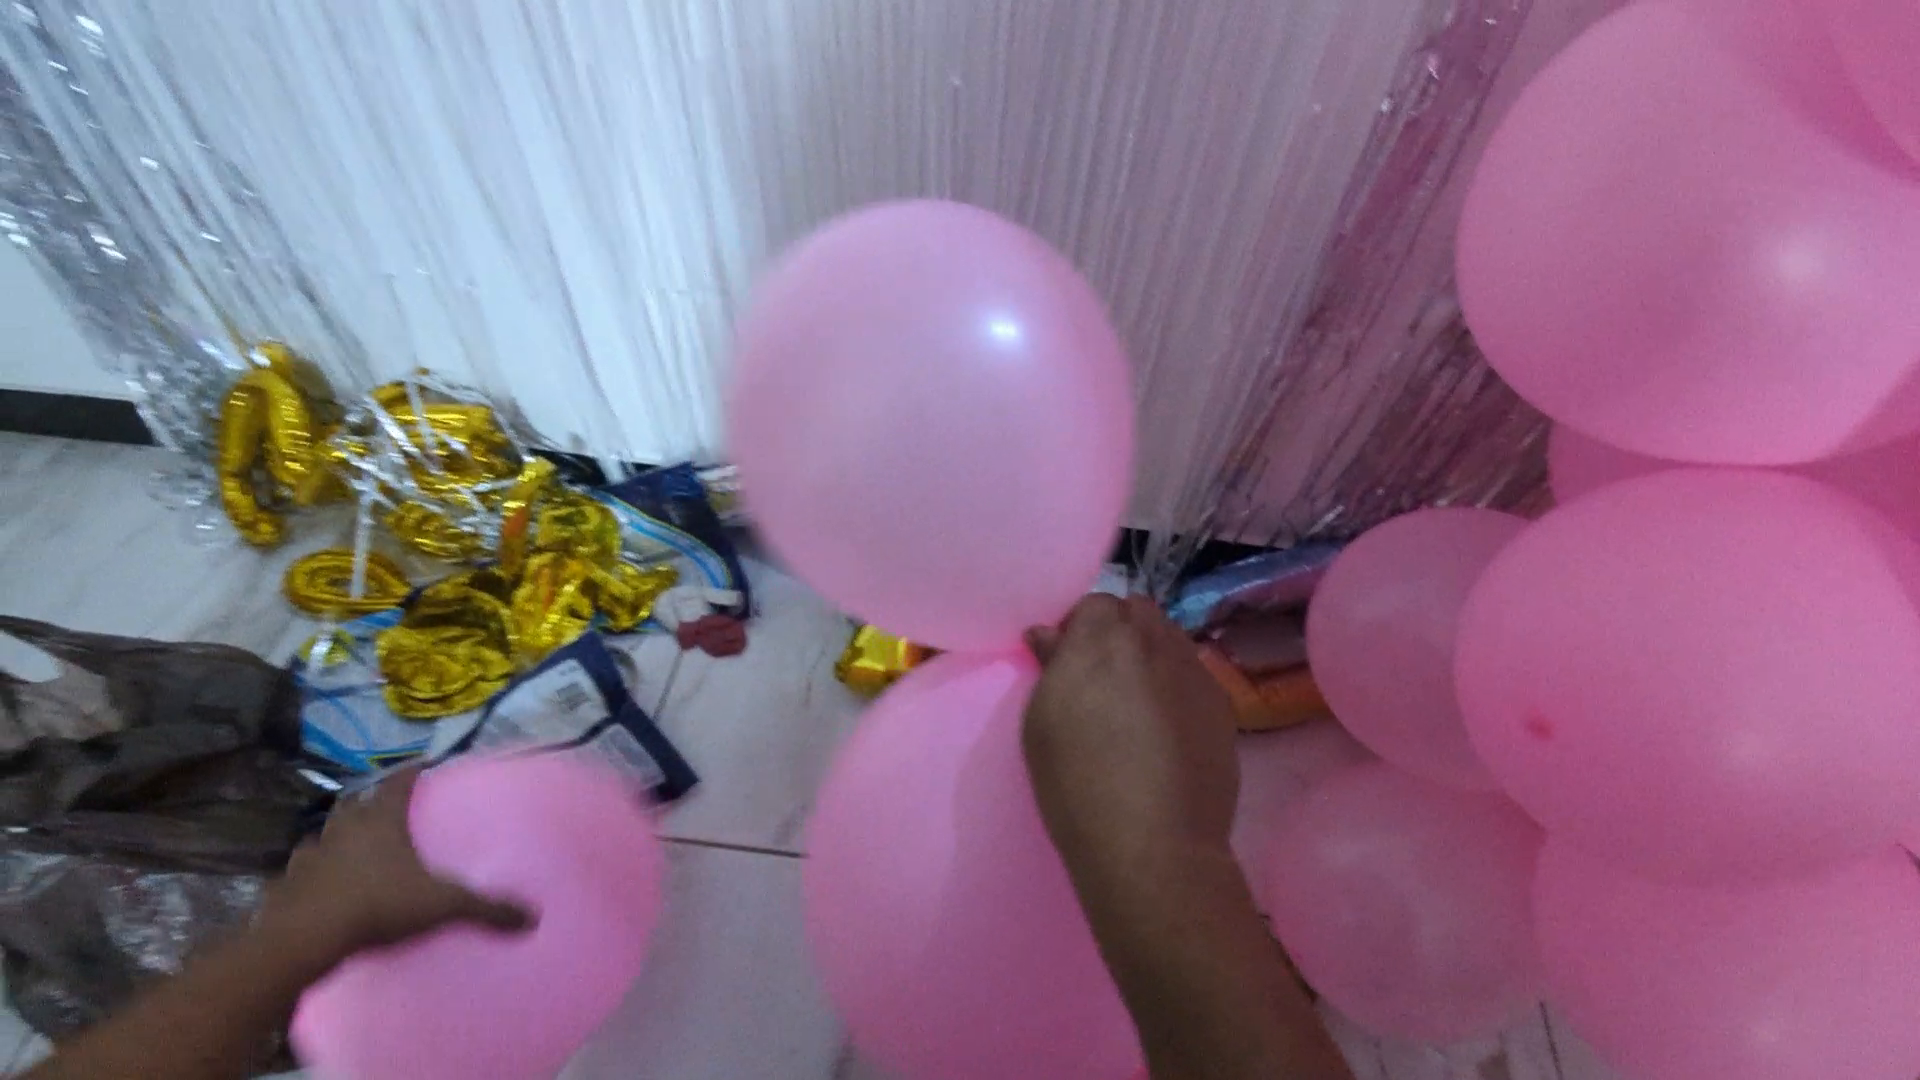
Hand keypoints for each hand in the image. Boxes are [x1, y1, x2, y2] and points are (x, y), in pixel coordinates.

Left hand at [261, 766, 531, 962]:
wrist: (299, 945)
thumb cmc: (377, 905)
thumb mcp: (441, 904)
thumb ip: (486, 908)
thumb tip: (532, 918)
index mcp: (381, 821)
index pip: (399, 783)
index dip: (412, 772)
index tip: (424, 765)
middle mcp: (342, 831)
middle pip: (356, 804)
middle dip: (371, 803)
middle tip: (387, 809)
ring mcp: (307, 860)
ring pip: (322, 837)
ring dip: (336, 839)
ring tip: (350, 849)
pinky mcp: (281, 890)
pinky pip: (297, 875)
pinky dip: (310, 876)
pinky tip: (318, 889)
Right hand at [1023, 594, 1240, 878]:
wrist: (1153, 846)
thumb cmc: (1077, 786)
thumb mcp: (1041, 724)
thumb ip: (1050, 666)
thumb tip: (1049, 634)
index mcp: (1102, 639)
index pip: (1095, 603)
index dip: (1080, 628)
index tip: (1067, 660)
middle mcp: (1153, 642)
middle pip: (1138, 611)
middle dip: (1118, 631)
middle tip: (1102, 675)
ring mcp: (1194, 671)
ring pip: (1170, 638)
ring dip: (1150, 652)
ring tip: (1136, 699)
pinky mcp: (1221, 704)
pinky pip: (1194, 674)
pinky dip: (1176, 684)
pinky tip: (1167, 725)